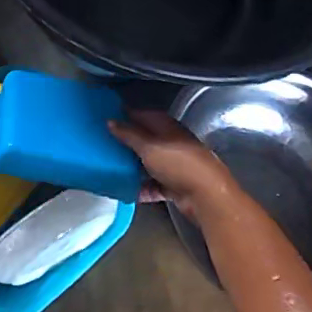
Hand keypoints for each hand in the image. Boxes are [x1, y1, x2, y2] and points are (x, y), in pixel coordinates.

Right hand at [108, 111, 239, 217]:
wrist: (207, 197)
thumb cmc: (177, 164)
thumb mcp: (148, 146)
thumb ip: (128, 134)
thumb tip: (110, 121)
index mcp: (167, 127)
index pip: (142, 115)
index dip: (125, 115)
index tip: (106, 118)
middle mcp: (171, 143)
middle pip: (145, 140)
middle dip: (126, 143)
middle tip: (104, 145)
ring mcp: (175, 165)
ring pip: (148, 163)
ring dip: (133, 167)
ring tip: (112, 169)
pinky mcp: (176, 185)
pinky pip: (154, 184)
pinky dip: (142, 188)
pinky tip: (127, 191)